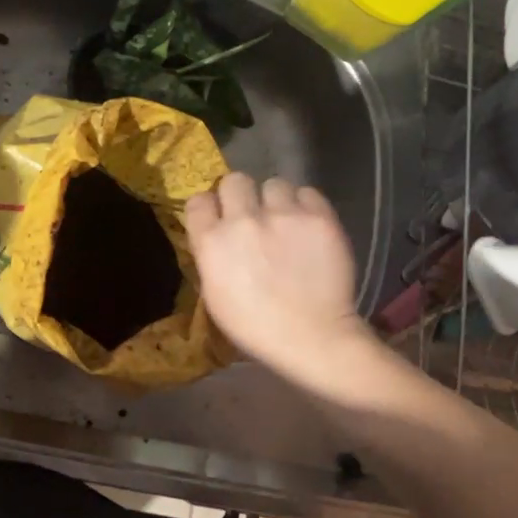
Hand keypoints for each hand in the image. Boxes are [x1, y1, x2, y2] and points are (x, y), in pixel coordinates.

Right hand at [186, 173, 377, 382]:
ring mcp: (283, 215)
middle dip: (241, 195)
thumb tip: (215, 234)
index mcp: (212, 241)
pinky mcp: (319, 217)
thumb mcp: (214, 294)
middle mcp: (243, 220)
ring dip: (276, 201)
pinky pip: (308, 193)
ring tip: (286, 222)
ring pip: (275, 184)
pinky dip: (306, 206)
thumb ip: (211, 255)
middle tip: (253, 215)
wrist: (312, 337)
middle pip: (235, 180)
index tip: (218, 218)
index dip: (209, 208)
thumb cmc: (254, 326)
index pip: (199, 201)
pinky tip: (308, 227)